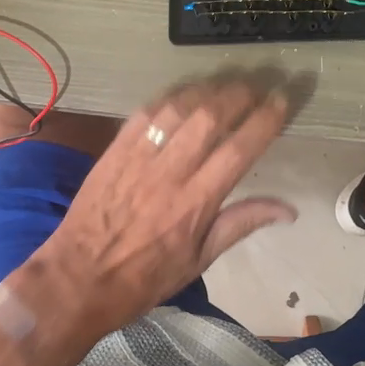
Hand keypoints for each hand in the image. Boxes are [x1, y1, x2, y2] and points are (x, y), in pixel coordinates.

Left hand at [16, 78, 296, 343]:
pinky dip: (172, 97)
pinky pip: (146, 112)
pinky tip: (187, 93)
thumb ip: (242, 224)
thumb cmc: (144, 278)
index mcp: (195, 204)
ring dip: (208, 90)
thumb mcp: (200, 261)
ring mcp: (138, 158)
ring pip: (178, 108)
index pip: (239, 150)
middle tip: (259, 85)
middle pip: (210, 118)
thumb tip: (289, 209)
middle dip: (240, 94)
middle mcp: (169, 174)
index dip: (265, 120)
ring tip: (228, 84)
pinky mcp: (114, 150)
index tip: (283, 101)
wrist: (75, 281)